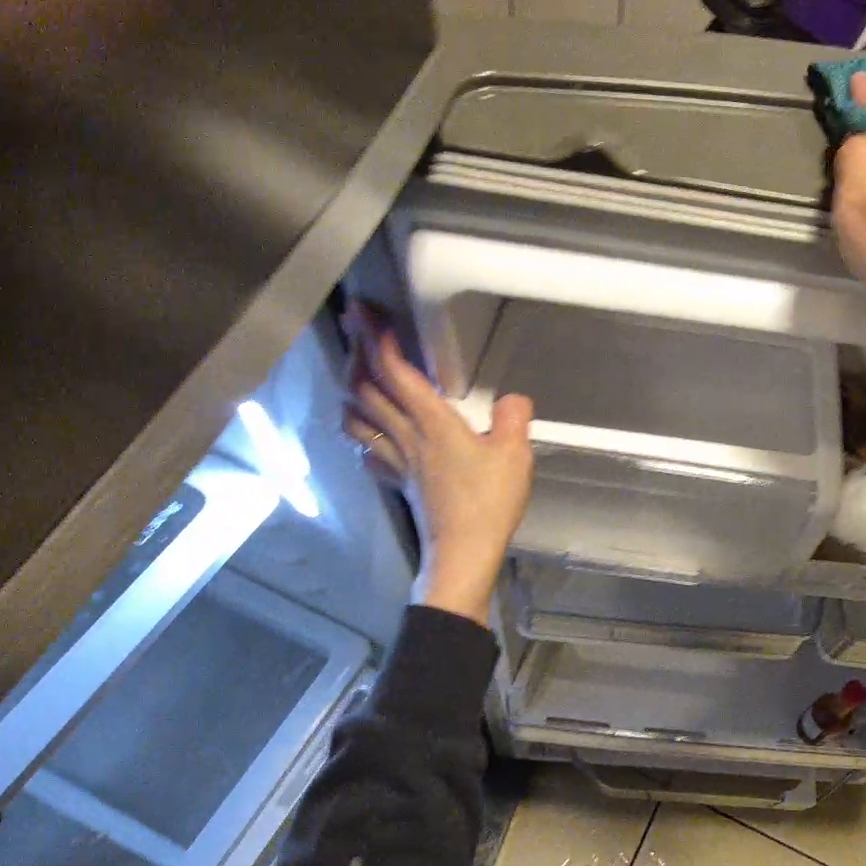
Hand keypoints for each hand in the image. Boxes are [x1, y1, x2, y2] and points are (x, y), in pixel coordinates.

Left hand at [340, 302, 533, 626]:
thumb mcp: (516, 456)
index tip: (365, 312)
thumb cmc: (488, 504)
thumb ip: (513, 419)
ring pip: (357, 417)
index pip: (394, 371)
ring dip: (350, 390)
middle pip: (365, 388)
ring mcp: (397, 461)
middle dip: (356, 353)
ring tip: (355, 374)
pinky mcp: (398, 483)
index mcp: (432, 422)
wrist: (462, 554)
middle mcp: (406, 435)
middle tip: (355, 329)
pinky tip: (367, 430)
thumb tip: (513, 400)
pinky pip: (367, 449)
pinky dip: (360, 430)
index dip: (377, 338)